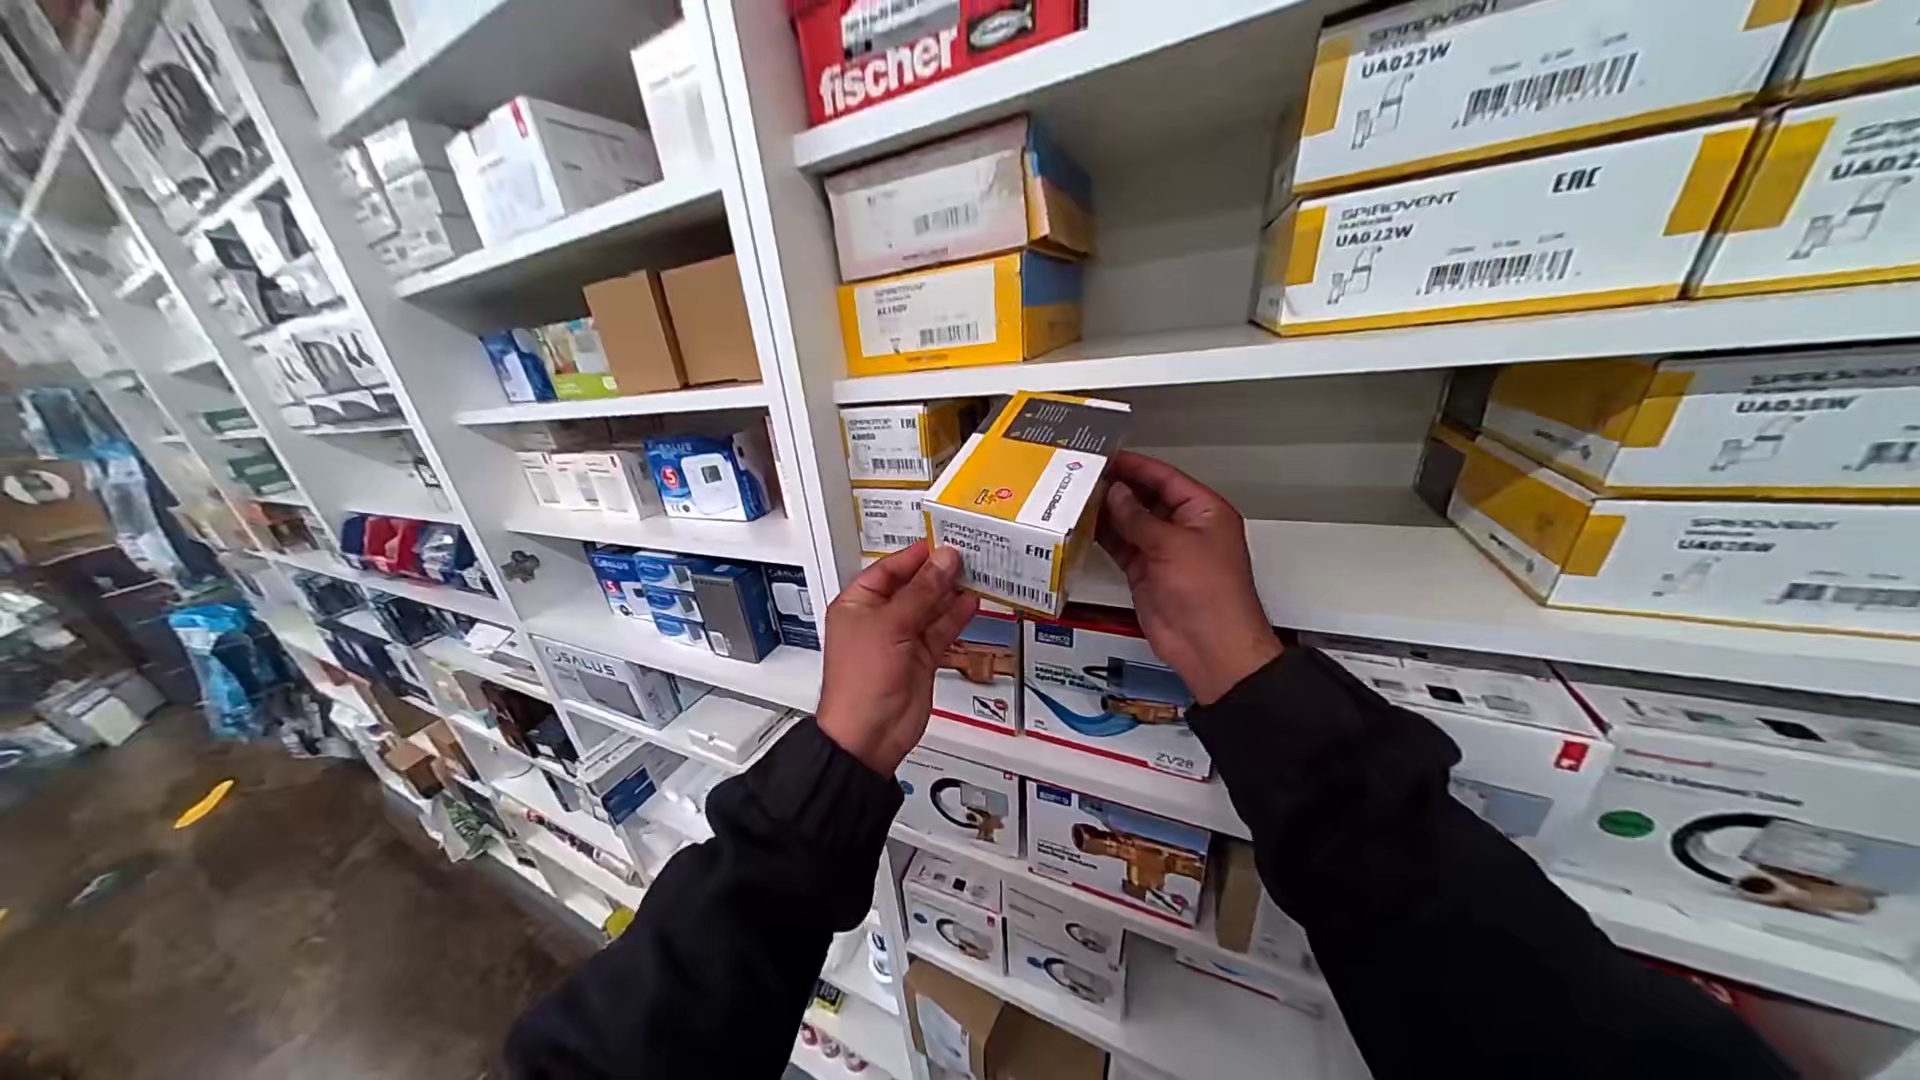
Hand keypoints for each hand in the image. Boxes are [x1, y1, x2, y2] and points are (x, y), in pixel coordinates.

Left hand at [817, 541, 979, 773]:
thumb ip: (923, 591)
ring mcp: (901, 639)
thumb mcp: (891, 624)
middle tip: (966, 555)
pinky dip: (956, 617)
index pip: (889, 569)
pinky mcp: (921, 658)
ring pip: (931, 607)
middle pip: (913, 586)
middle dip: (938, 572)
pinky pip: (941, 630)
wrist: (870, 734)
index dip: (916, 556)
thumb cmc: (861, 681)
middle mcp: (879, 619)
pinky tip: (972, 602)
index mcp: (858, 604)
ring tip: (975, 573)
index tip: (942, 542)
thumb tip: (945, 560)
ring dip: (951, 592)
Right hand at [1097, 452, 1281, 705]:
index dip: (1137, 466)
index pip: (1165, 479)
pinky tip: (1083, 525)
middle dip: (1118, 488)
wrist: (1208, 645)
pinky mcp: (1145, 572)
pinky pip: (1121, 546)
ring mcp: (1163, 551)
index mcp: (1203, 512)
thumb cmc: (1209, 594)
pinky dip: (1103, 537)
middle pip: (1145, 498)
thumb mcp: (1172, 545)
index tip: (1109, 456)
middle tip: (1084, 475)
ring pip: (1130, 522)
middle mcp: (1183, 528)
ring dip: (1107, 511)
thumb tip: (1116, 493)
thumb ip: (1138, 518)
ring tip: (1077, 496)